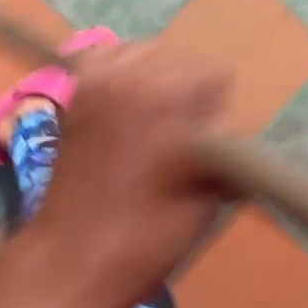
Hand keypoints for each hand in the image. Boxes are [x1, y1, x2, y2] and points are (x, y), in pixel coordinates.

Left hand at [19, 42, 233, 307]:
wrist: (73, 254)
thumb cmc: (146, 236)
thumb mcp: (207, 197)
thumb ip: (227, 148)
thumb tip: (234, 127)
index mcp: (166, 96)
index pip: (216, 75)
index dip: (219, 112)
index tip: (212, 144)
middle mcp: (129, 73)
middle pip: (180, 60)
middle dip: (189, 94)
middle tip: (184, 139)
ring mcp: (95, 77)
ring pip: (144, 54)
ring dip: (155, 81)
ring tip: (153, 123)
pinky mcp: (75, 89)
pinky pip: (104, 57)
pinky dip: (119, 73)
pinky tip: (124, 104)